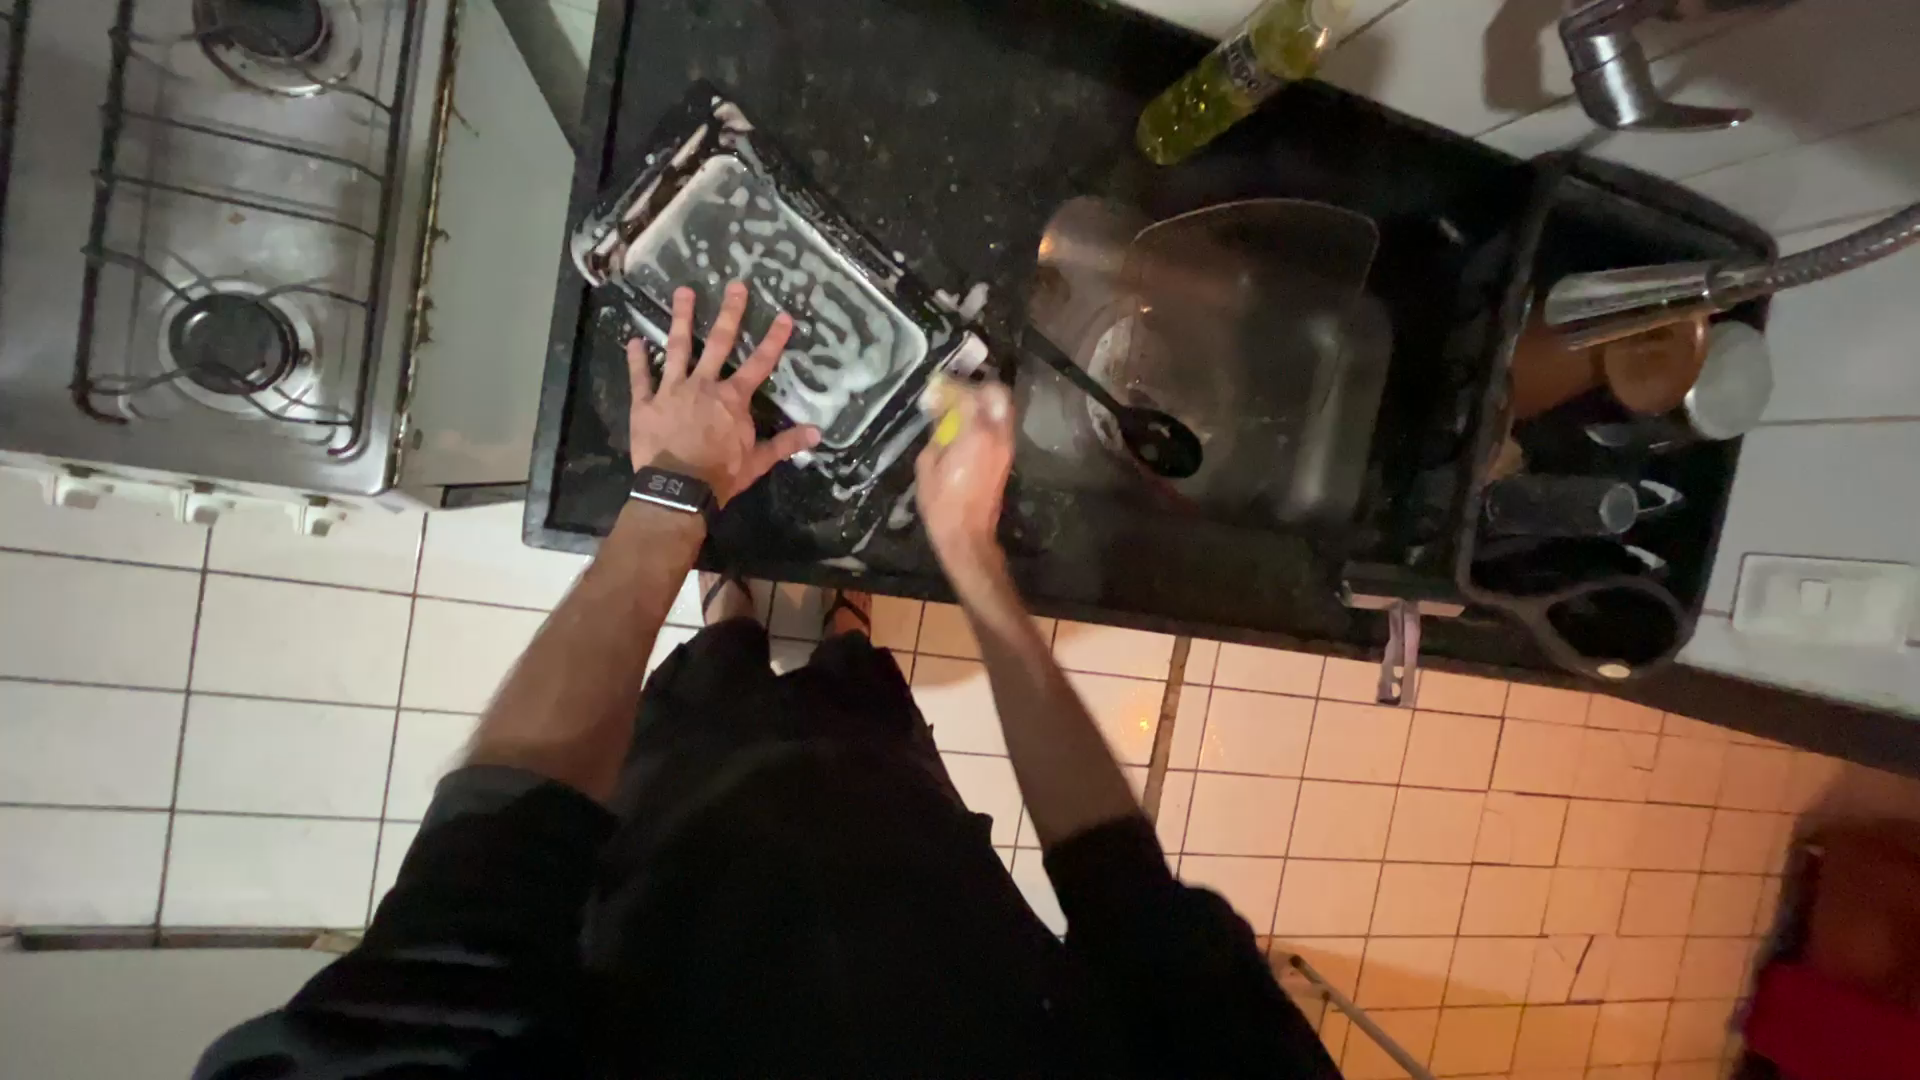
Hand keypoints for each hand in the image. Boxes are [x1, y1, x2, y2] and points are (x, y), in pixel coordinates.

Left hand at [627, 282, 820, 505]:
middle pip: (718, 343)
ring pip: (677, 348)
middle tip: (735, 285)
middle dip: (729, 313)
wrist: (679, 489)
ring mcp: (672, 390)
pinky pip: (641, 377)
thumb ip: (786, 443)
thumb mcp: (758, 461)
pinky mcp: (646, 403)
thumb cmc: (721, 475)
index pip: (759, 364)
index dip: (774, 340)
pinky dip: (637, 359)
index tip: (784, 316)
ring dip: (681, 318)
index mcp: (733, 399)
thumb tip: (817, 433)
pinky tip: (633, 340)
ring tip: (683, 292)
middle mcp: (704, 385)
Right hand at [915, 382, 1015, 579]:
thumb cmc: (942, 503)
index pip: (967, 393)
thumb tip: (938, 411)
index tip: (934, 388)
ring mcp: (1007, 445)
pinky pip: (1000, 425)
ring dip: (983, 402)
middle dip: (975, 387)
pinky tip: (966, 427)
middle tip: (953, 394)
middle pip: (997, 393)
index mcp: (976, 434)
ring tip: (958, 409)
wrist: (968, 534)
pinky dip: (986, 418)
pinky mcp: (1007, 456)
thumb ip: (937, 431)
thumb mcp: (927, 464)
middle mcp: (998, 434)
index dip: (949, 386)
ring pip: (1002, 408)